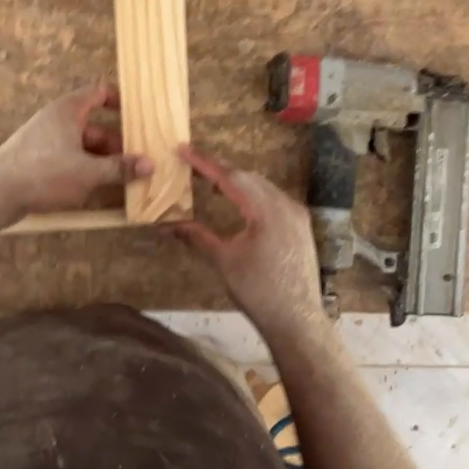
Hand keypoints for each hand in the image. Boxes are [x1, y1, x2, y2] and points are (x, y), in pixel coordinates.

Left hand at [0, 84, 153, 218]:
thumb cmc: (44, 174)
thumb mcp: (88, 172)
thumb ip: (120, 168)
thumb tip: (151, 164)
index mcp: (68, 111)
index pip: (99, 93)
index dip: (120, 101)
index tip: (139, 116)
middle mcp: (56, 120)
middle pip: (95, 126)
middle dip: (117, 143)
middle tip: (139, 161)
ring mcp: (45, 141)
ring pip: (82, 146)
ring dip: (103, 160)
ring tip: (123, 179)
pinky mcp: (37, 161)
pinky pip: (69, 160)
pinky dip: (85, 170)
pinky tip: (97, 189)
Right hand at [168, 145, 324, 331]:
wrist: (296, 319)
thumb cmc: (258, 291)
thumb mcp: (224, 261)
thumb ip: (198, 236)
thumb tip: (168, 225)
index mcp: (266, 210)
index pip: (231, 177)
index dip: (205, 163)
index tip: (183, 149)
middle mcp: (285, 205)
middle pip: (248, 177)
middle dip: (220, 169)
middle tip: (193, 164)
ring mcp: (296, 215)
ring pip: (262, 186)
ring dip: (237, 181)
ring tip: (211, 181)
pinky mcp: (300, 226)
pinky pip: (273, 199)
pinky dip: (252, 194)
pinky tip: (239, 202)